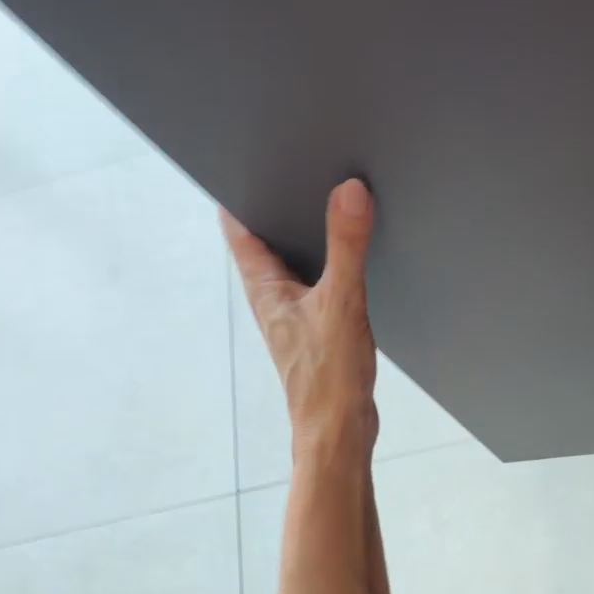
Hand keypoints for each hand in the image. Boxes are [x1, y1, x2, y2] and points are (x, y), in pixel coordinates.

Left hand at [221, 179, 378, 451]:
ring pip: (295, 269)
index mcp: (265, 288)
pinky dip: (331, 273)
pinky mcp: (320, 336)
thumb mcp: (342, 303)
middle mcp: (274, 301)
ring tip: (329, 214)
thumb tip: (349, 192)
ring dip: (308, 244)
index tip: (250, 161)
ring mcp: (296, 320)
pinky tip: (354, 270)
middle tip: (298, 176)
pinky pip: (321, 291)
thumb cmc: (328, 377)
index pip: (239, 229)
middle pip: (266, 245)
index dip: (241, 193)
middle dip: (279, 213)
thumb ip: (347, 247)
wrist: (339, 432)